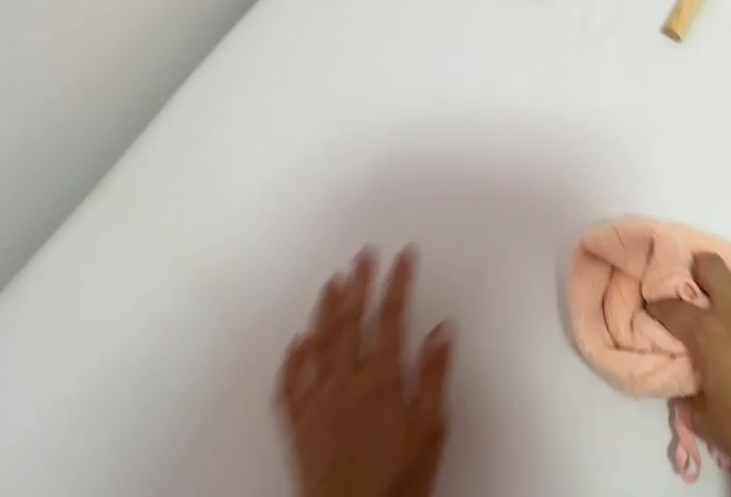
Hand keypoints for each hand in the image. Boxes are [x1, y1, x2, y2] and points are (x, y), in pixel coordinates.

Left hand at [278, 247, 453, 496]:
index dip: (398, 283)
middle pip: (351, 323)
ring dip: (325, 310)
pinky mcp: (298, 428)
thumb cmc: (400, 478)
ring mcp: (317, 405)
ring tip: (332, 282)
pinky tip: (296, 342)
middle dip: (359, 285)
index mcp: (382, 381)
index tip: (404, 255)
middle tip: (363, 255)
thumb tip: (441, 329)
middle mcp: (345, 385)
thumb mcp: (431, 427)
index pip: (391, 318)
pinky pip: (289, 386)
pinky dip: (292, 360)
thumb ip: (433, 375)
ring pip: (318, 345)